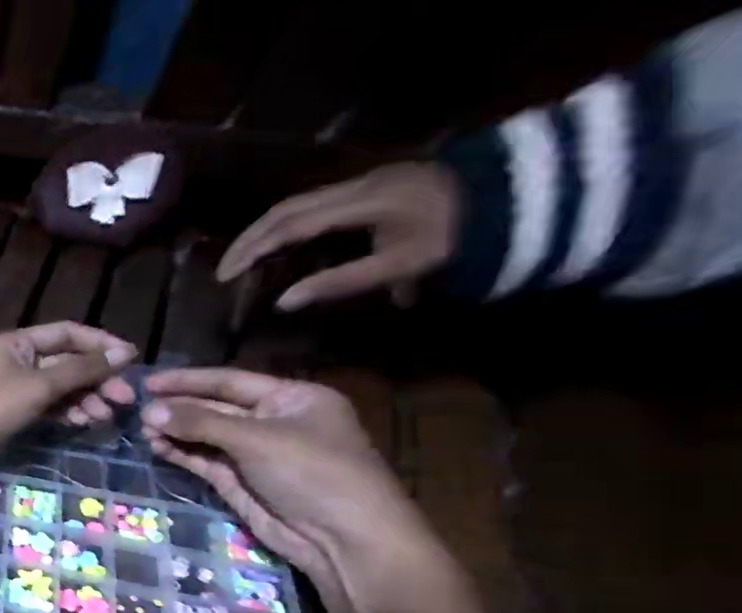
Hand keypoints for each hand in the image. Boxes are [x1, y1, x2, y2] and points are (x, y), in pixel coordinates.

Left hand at [0, 322, 137, 470]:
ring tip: (106, 416)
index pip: (67, 333)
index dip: (100, 344)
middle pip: (66, 361)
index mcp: (16, 342)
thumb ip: (81, 369)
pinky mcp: (13, 410)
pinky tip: (85, 422)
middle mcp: (15, 358)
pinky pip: (48, 404)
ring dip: (85, 398)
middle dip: (96, 379)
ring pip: (59, 386)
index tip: (130, 359)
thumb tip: (124, 353)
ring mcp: (14, 386)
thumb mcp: (39, 386)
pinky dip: (67, 411)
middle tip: (125, 399)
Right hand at [142, 368, 503, 612]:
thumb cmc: (312, 472)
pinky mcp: (239, 482)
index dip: (189, 380)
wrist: (341, 537)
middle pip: (216, 408)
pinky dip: (182, 453)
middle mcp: (273, 421)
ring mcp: (255, 454)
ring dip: (175, 432)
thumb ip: (201, 423)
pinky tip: (158, 447)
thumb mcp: (256, 439)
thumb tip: (149, 411)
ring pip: (206, 436)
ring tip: (142, 430)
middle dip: (178, 408)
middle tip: (137, 409)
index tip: (149, 382)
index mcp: (291, 398)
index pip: (230, 381)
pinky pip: (205, 461)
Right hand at [217, 163, 459, 310]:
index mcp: (357, 204)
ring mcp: (363, 181)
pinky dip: (287, 226)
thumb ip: (338, 283)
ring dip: (265, 232)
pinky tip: (280, 244)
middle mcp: (353, 186)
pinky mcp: (371, 184)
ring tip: (244, 259)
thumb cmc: (457, 234)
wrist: (518, 191)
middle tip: (223, 270)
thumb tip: (283, 301)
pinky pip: (314, 204)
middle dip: (248, 241)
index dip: (250, 250)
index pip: (287, 226)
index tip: (223, 277)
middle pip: (284, 210)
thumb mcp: (399, 266)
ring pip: (296, 204)